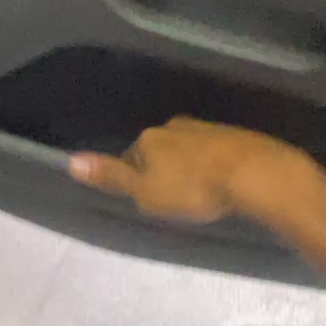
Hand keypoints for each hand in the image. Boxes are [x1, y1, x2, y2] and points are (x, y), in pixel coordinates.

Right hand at [67, 116, 325, 224]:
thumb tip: (70, 161)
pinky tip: (223, 184)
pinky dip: (214, 166)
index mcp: (150, 138)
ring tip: (199, 194)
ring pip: (189, 150)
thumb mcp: (145, 191)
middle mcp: (176, 127)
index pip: (132, 157)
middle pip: (161, 150)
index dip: (137, 179)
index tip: (148, 199)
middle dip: (164, 170)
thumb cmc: (193, 188)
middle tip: (174, 199)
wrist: (255, 174)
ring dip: (190, 168)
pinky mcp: (237, 137)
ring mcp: (209, 129)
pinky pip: (215, 152)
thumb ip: (111, 176)